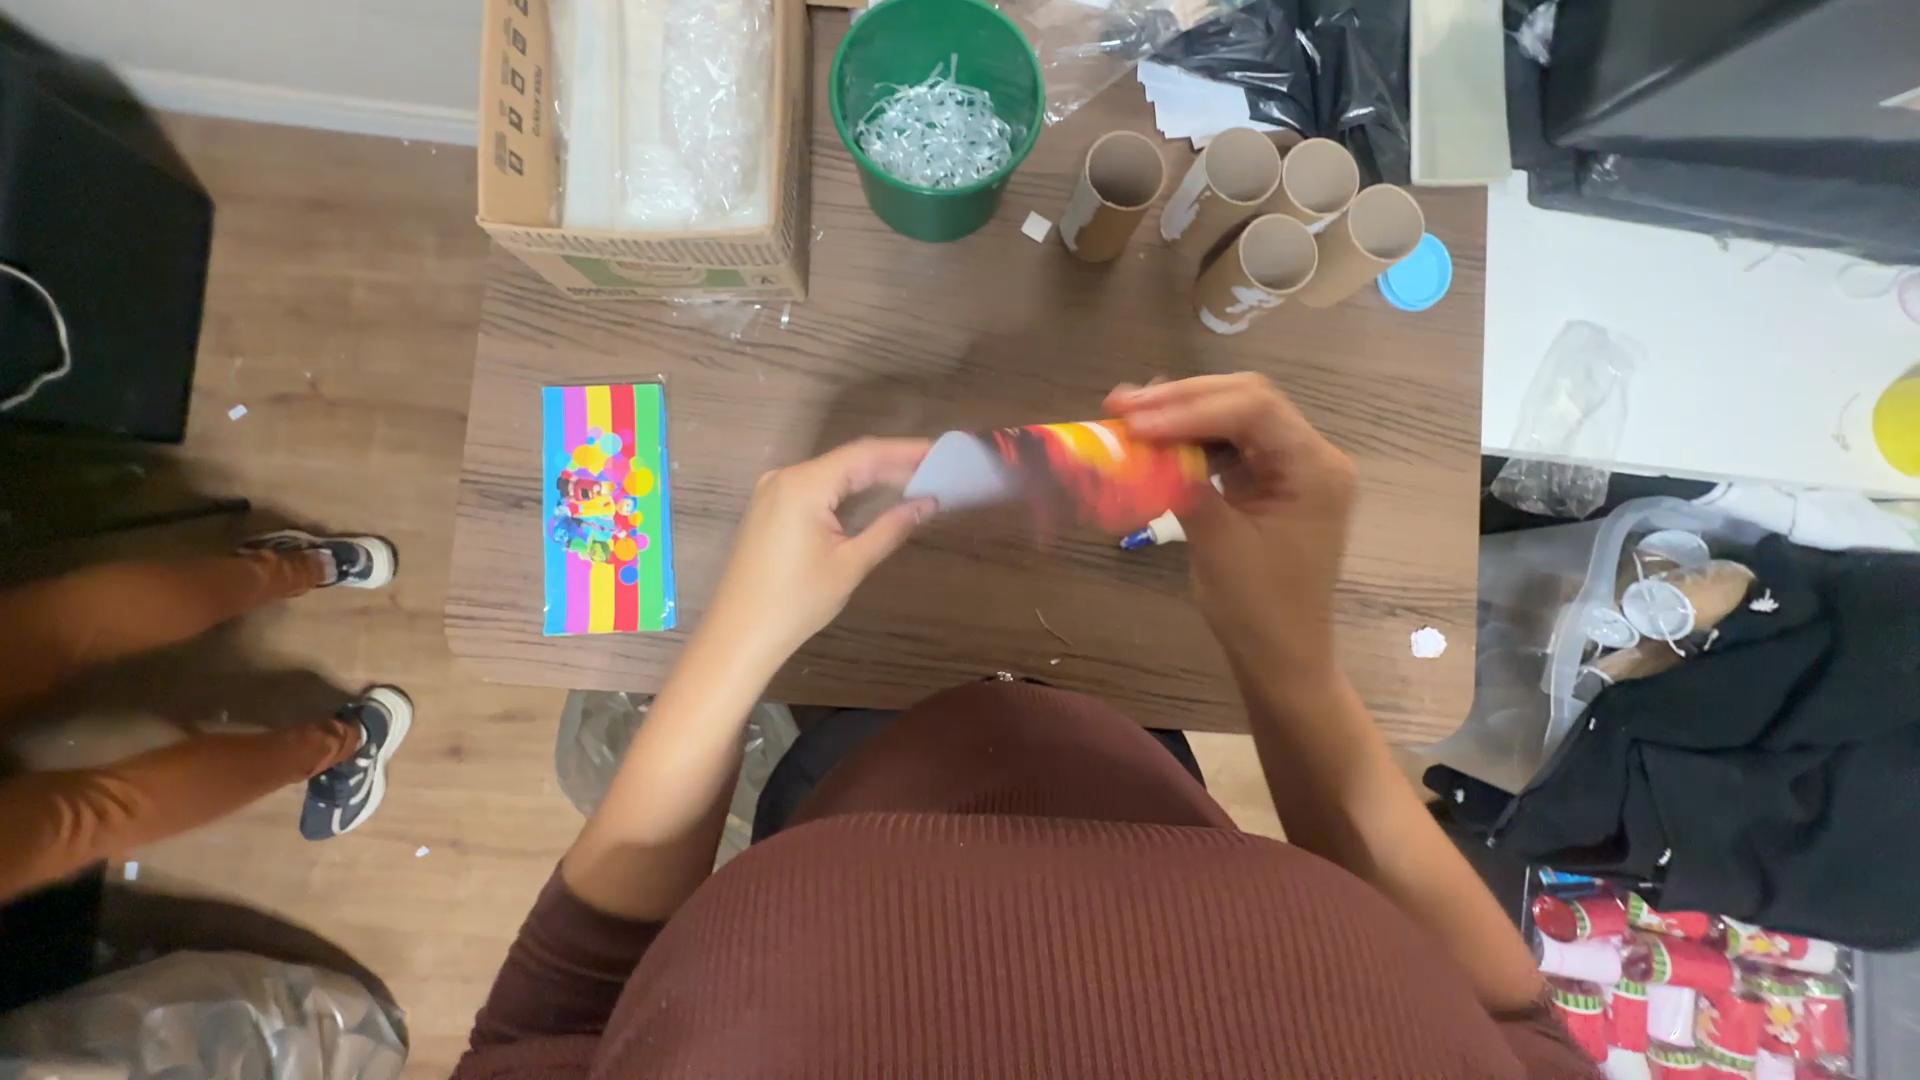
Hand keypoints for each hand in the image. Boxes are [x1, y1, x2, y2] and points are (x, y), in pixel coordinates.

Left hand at [701, 438, 935, 665]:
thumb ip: (890, 528)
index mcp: (803, 485)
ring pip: (833, 472)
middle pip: (848, 460)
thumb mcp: (850, 564)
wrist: (740, 634)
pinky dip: (848, 488)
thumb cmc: (796, 602)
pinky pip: (816, 486)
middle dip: (892, 462)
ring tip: (916, 476)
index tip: (940, 452)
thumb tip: (928, 503)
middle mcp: (785, 477)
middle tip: (936, 466)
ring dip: (872, 474)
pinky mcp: (770, 507)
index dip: (905, 451)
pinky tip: (875, 492)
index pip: (864, 455)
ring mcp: (773, 490)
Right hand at [1106, 373, 1356, 675]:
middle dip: (1181, 399)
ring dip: (1181, 413)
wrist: (1280, 655)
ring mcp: (1290, 466)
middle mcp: (1311, 456)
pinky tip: (1154, 435)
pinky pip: (1228, 444)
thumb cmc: (1258, 609)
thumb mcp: (1220, 545)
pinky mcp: (1268, 481)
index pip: (1254, 410)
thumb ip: (1186, 486)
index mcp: (1316, 469)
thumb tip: (1140, 445)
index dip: (1190, 408)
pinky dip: (1188, 437)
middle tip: (1122, 405)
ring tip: (1128, 413)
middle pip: (1246, 400)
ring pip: (1233, 416)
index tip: (1136, 422)